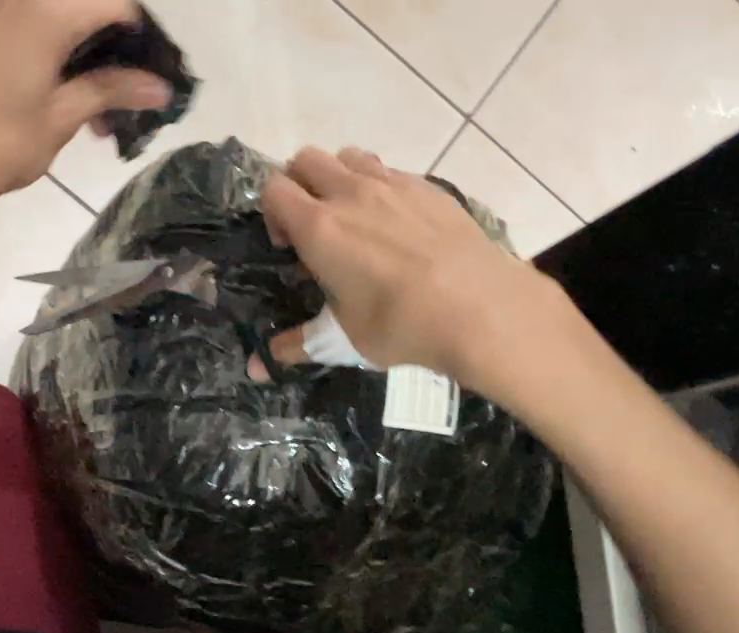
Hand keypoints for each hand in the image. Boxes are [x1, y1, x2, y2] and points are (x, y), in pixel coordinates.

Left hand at [0, 0, 172, 251]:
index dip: (141, 40)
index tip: (149, 76)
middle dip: (108, 42)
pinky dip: (47, 36)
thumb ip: (110, 91)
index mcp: (46, 9)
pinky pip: (22, 12)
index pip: (116, 5)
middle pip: (82, 3)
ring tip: (91, 98)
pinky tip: (56, 80)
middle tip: (121, 89)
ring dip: (78, 42)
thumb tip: (160, 88)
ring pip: (52, 9)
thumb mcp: (60, 119)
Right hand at [262, 146, 581, 402]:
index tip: (286, 246)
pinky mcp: (428, 188)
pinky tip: (395, 228)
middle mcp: (351, 194)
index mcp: (319, 228)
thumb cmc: (399, 324)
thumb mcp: (342, 339)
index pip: (274, 191)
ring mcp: (393, 185)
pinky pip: (389, 172)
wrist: (479, 307)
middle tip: (312, 228)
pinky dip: (379, 189)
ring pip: (349, 157)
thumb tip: (258, 369)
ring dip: (339, 179)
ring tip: (353, 220)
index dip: (271, 213)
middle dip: (299, 186)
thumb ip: (299, 344)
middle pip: (307, 160)